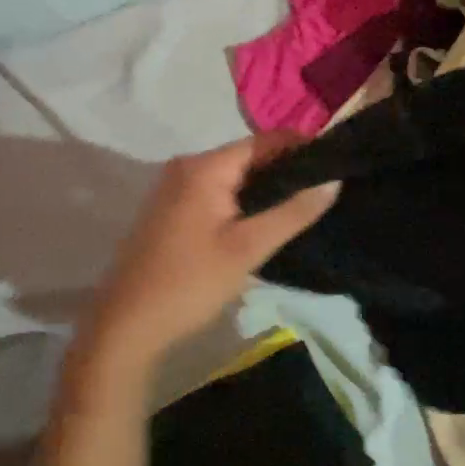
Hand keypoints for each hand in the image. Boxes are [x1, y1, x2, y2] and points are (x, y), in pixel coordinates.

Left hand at [84, 134, 339, 358]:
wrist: (127, 325)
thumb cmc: (190, 283)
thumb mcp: (248, 249)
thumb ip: (292, 212)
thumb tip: (333, 180)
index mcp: (204, 167)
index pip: (265, 140)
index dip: (303, 147)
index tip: (336, 164)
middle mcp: (187, 167)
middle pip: (249, 156)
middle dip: (287, 170)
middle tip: (326, 190)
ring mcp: (175, 189)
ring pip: (234, 177)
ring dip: (266, 188)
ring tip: (305, 206)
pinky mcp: (172, 211)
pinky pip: (218, 193)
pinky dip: (244, 202)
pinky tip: (266, 223)